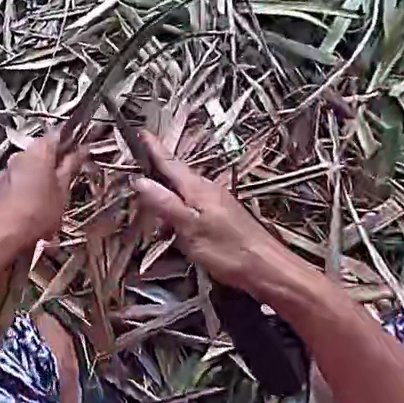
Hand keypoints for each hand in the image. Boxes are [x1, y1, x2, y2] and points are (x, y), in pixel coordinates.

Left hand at [0, 130, 85, 246]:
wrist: (6, 234)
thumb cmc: (36, 212)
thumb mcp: (63, 189)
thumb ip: (71, 166)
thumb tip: (79, 152)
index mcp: (39, 150)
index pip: (58, 135)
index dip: (72, 143)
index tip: (81, 153)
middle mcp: (22, 155)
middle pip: (45, 150)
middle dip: (59, 161)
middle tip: (72, 176)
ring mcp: (11, 169)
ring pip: (34, 164)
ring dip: (46, 174)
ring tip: (58, 194)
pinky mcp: (4, 184)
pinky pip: (24, 177)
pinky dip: (34, 185)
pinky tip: (41, 203)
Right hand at [131, 137, 333, 314]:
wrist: (267, 269)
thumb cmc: (230, 251)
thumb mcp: (189, 227)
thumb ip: (164, 203)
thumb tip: (139, 181)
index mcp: (197, 188)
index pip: (169, 162)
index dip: (152, 148)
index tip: (140, 133)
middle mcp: (207, 190)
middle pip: (174, 178)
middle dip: (154, 182)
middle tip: (136, 189)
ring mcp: (216, 203)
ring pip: (183, 196)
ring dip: (167, 206)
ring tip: (159, 227)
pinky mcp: (222, 218)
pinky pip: (193, 210)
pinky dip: (180, 219)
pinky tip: (179, 236)